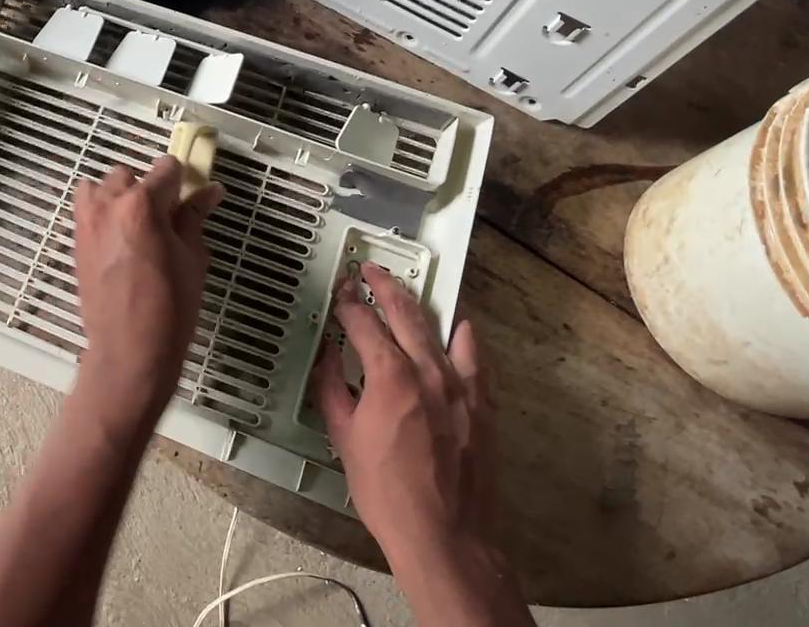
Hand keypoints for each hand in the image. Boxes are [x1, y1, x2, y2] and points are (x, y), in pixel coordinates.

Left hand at [69, 156, 224, 421]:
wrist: (129, 351)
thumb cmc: (169, 309)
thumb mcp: (193, 259)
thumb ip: (194, 218)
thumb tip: (209, 192)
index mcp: (142, 204)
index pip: (165, 169)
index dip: (181, 180)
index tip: (189, 193)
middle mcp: (109, 204)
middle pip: (130, 174)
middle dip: (149, 189)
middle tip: (167, 218)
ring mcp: (87, 222)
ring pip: (103, 187)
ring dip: (121, 197)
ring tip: (140, 227)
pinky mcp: (76, 240)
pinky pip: (88, 209)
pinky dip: (103, 212)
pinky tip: (122, 240)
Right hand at [314, 265, 525, 624]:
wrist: (445, 537)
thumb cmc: (388, 492)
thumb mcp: (344, 437)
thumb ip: (332, 386)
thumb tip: (326, 354)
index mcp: (389, 376)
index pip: (364, 323)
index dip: (349, 302)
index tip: (342, 291)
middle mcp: (428, 371)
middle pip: (403, 312)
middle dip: (383, 286)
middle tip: (369, 271)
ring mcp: (460, 387)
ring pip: (438, 328)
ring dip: (418, 304)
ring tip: (404, 292)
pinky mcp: (482, 406)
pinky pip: (476, 359)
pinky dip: (465, 338)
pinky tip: (460, 327)